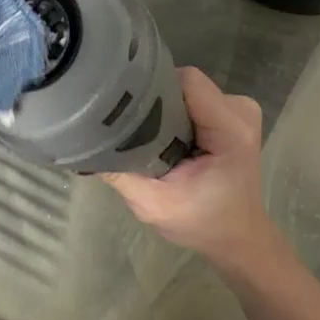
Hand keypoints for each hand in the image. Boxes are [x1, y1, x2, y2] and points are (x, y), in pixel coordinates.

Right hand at [102, 68, 287, 276]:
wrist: (236, 237)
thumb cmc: (201, 223)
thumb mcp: (152, 204)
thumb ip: (119, 170)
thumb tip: (81, 140)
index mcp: (230, 129)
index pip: (186, 82)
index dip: (152, 89)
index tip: (127, 110)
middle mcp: (239, 109)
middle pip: (183, 83)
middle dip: (154, 101)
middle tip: (129, 128)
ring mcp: (237, 108)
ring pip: (184, 89)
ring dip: (162, 108)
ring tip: (146, 135)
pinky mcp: (230, 113)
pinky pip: (191, 97)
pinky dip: (173, 112)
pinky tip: (163, 136)